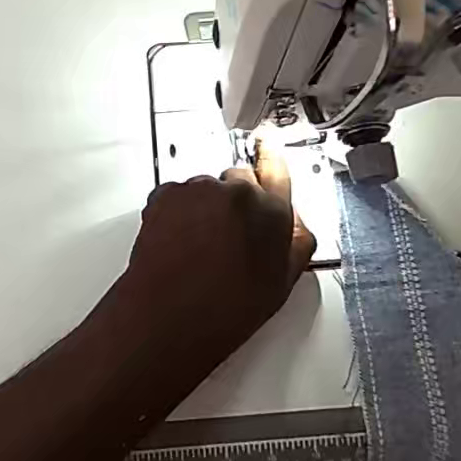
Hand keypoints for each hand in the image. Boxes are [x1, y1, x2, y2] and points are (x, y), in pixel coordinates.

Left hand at [115, 141, 316, 361]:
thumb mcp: (279, 284)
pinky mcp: (167, 192)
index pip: (277, 169)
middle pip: (239, 180)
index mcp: (272, 212)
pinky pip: (177, 195)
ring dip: (204, 208)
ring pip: (206, 189)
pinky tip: (179, 242)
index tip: (267, 145)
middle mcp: (237, 192)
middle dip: (235, 201)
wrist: (169, 315)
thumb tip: (292, 226)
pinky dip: (177, 211)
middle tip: (226, 236)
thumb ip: (293, 243)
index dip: (271, 157)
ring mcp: (199, 189)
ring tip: (199, 247)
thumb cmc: (222, 309)